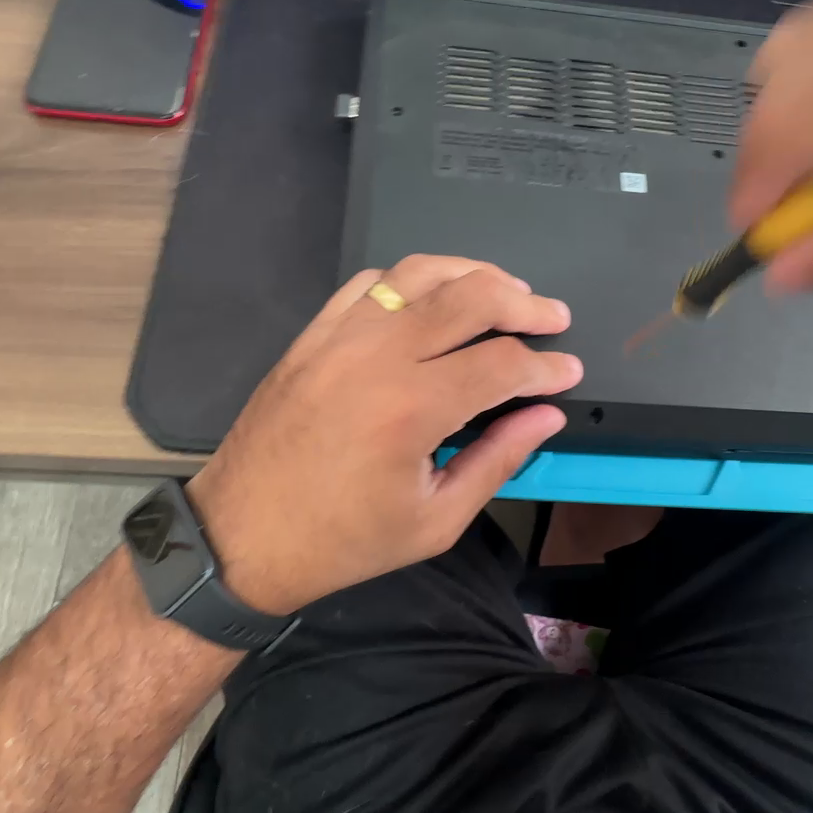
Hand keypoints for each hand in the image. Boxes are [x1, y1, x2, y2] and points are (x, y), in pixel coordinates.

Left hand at [184, 255, 581, 615]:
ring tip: (505, 288)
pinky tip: (432, 294)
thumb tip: (547, 416)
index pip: (502, 364)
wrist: (243, 533)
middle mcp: (378, 354)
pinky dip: (412, 278)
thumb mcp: (435, 520)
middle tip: (553, 316)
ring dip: (473, 273)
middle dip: (524, 303)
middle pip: (470, 296)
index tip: (569, 373)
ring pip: (421, 272)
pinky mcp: (315, 332)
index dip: (546, 366)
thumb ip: (498, 459)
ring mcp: (341, 334)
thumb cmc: (344, 540)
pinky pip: (371, 281)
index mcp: (412, 408)